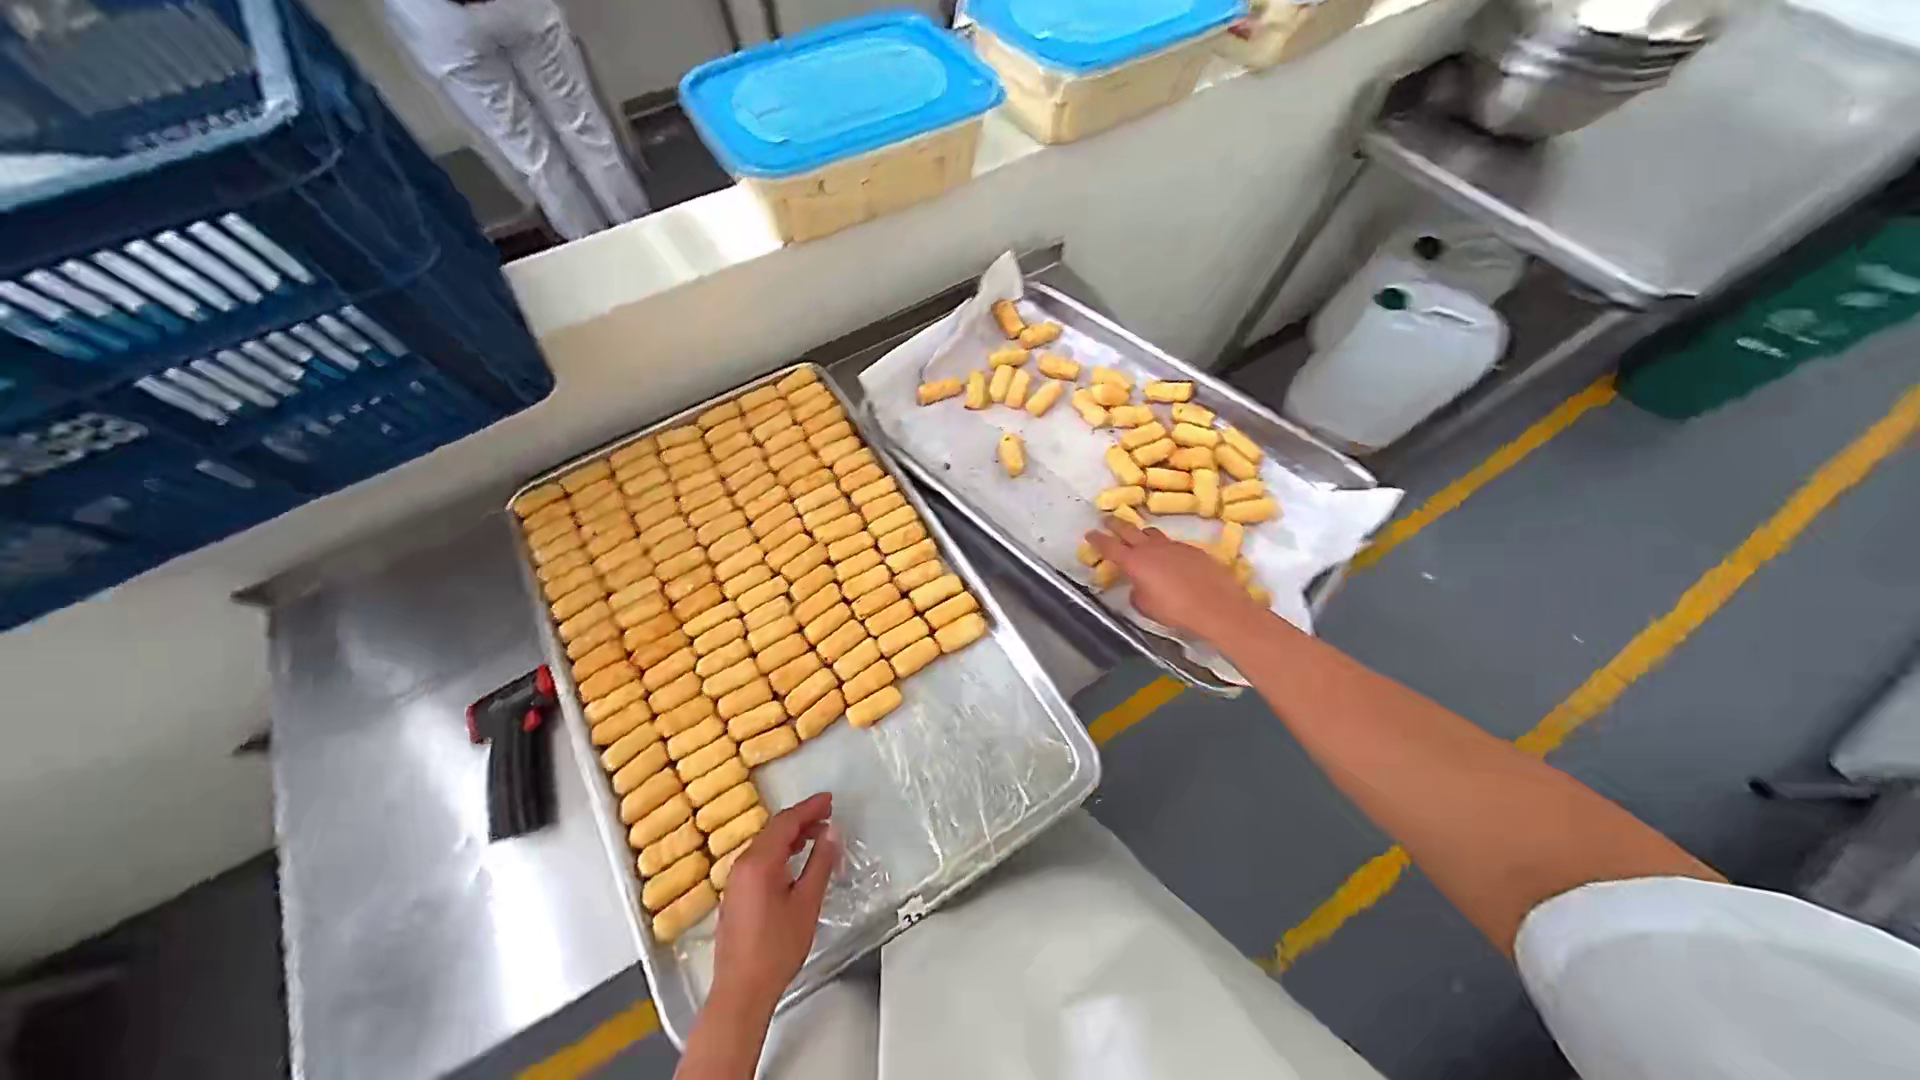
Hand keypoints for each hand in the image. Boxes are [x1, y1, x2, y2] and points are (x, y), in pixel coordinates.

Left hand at [709, 793, 838, 1012]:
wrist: (741, 991)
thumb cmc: (777, 948)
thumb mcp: (807, 902)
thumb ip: (820, 862)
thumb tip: (831, 833)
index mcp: (759, 862)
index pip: (786, 822)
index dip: (809, 808)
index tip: (829, 799)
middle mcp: (742, 865)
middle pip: (774, 830)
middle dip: (802, 819)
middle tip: (827, 814)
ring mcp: (736, 880)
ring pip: (766, 844)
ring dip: (792, 835)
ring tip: (817, 834)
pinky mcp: (736, 894)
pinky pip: (760, 859)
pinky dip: (780, 851)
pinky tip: (795, 859)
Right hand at [1086, 519, 1267, 644]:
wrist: (1217, 607)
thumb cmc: (1176, 611)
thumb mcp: (1146, 607)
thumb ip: (1137, 593)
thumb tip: (1139, 587)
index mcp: (1134, 562)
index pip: (1109, 546)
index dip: (1097, 539)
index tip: (1089, 533)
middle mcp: (1152, 548)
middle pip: (1128, 529)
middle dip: (1115, 524)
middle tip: (1106, 519)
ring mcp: (1174, 546)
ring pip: (1152, 533)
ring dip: (1141, 534)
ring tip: (1139, 538)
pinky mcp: (1193, 550)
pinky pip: (1173, 544)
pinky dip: (1165, 548)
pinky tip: (1170, 559)